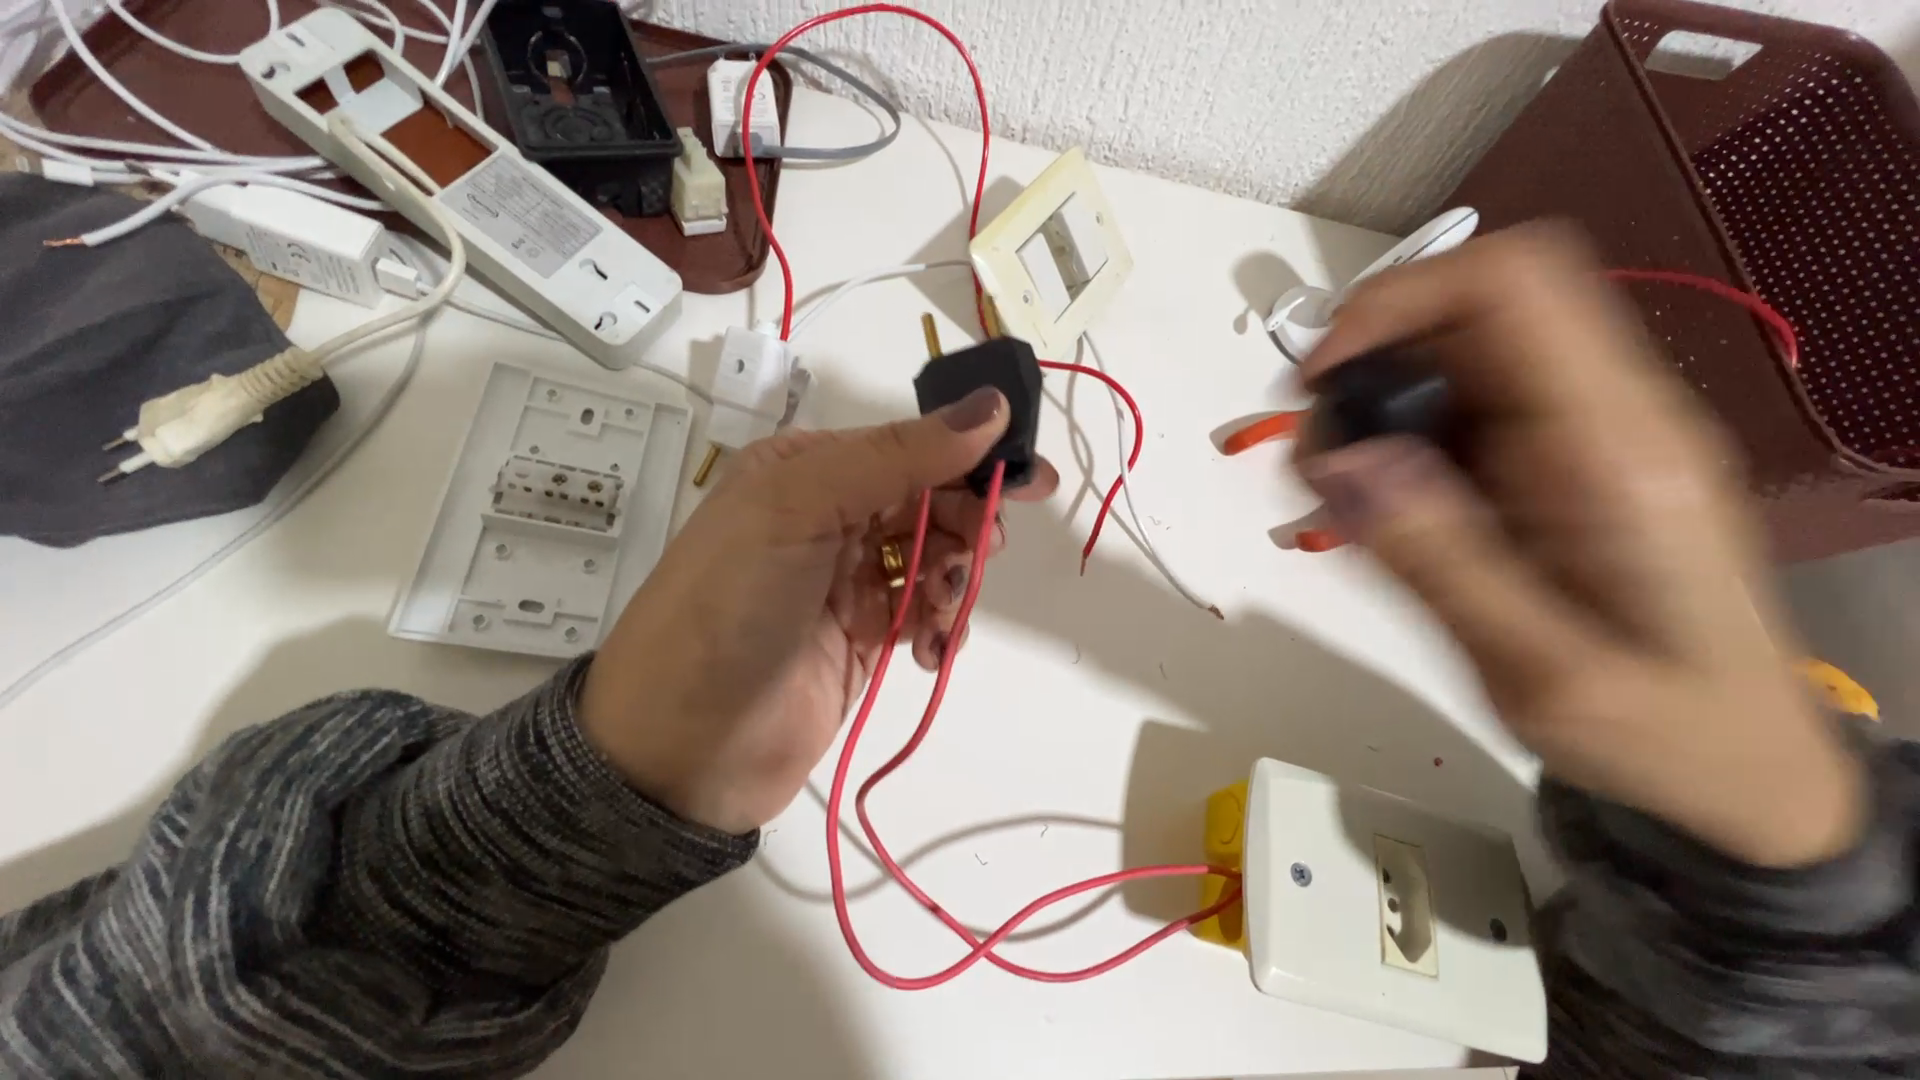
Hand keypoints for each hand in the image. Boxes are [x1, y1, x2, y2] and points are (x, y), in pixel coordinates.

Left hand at [577, 388, 1058, 833]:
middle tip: (981, 553)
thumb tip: (992, 409)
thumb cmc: (730, 606)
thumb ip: (898, 456)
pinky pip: (925, 615)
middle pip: (929, 502)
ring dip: (954, 582)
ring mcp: (848, 584)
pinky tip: (930, 649)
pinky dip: (940, 627)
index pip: (908, 447)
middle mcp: (829, 519)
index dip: (970, 457)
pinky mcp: (864, 641)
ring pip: (935, 559)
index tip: (1030, 479)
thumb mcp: (800, 507)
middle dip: (965, 524)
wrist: (679, 748)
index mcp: (807, 471)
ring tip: (940, 617)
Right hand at [1294, 226, 1863, 867]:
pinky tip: (1373, 512)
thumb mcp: (1541, 671)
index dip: (1398, 302)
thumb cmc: (1660, 732)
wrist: (1736, 766)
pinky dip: (1390, 446)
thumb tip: (1341, 461)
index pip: (1511, 289)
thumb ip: (1440, 563)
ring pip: (1449, 364)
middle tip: (1315, 457)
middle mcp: (1601, 419)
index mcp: (1615, 448)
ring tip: (1334, 494)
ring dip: (1370, 410)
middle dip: (1365, 363)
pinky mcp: (1550, 466)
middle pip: (1466, 315)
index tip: (1320, 380)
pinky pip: (1454, 419)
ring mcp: (1575, 439)